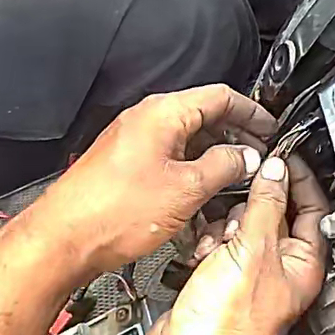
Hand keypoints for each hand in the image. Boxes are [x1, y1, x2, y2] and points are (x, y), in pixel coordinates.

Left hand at [20, 84, 275, 286]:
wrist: (64, 238)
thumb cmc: (111, 212)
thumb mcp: (186, 189)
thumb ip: (224, 166)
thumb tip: (246, 157)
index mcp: (163, 113)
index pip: (221, 96)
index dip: (252, 112)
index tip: (270, 129)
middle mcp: (146, 120)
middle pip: (205, 115)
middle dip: (236, 137)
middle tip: (257, 158)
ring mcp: (134, 141)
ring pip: (188, 139)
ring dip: (214, 156)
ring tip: (234, 180)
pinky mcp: (126, 163)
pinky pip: (169, 157)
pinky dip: (191, 169)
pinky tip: (201, 193)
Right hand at [143, 154, 330, 334]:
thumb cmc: (227, 325)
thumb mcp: (252, 248)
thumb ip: (265, 205)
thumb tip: (276, 171)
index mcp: (302, 262)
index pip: (312, 205)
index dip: (298, 177)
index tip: (281, 154)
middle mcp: (279, 267)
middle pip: (273, 211)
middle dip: (251, 203)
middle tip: (239, 198)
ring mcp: (248, 272)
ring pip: (241, 225)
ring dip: (225, 225)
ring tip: (216, 241)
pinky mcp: (220, 277)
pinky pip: (218, 243)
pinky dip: (208, 242)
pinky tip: (201, 255)